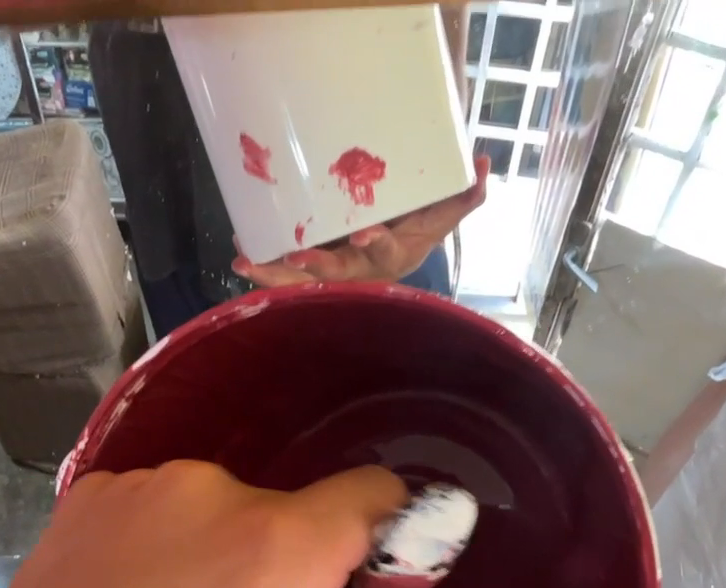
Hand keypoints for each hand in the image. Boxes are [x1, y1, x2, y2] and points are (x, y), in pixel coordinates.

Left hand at [0, 461, 407, 587]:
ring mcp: (141, 487)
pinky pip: (157, 508)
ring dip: (219, 549)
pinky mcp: (87, 496)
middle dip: (286, 558)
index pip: (367, 493)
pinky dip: (163, 543)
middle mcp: (211, 492)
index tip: (374, 562)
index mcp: (276, 549)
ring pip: (217, 507)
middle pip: (285, 509)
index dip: (385, 524)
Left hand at [232, 155, 489, 286]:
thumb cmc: (411, 239)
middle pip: (334, 273)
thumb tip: (484, 166)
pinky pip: (283, 276)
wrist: (389, 271)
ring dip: (273, 273)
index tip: (366, 231)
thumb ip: (461, 199)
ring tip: (244, 261)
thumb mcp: (437, 222)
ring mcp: (329, 278)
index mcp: (387, 258)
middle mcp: (357, 273)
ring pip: (300, 282)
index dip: (376, 240)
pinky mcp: (308, 276)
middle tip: (295, 256)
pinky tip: (241, 254)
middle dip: (313, 268)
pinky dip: (262, 267)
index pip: (383, 249)